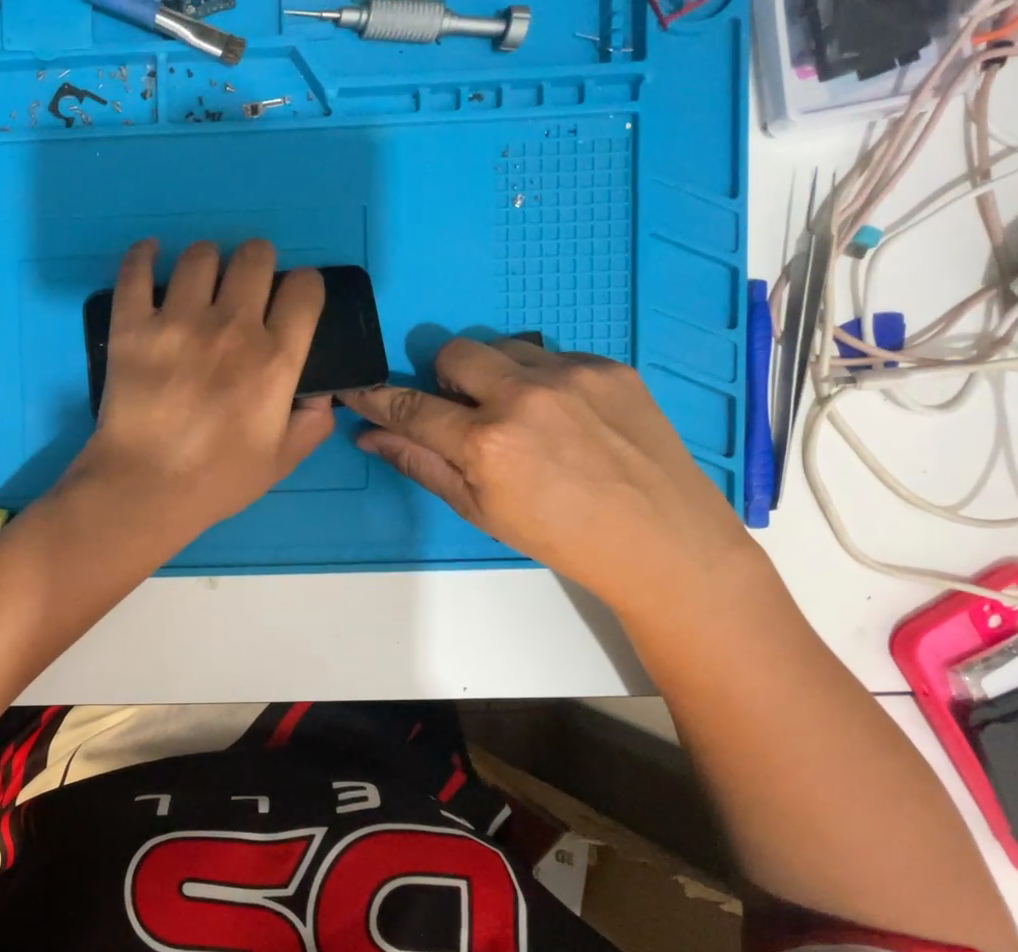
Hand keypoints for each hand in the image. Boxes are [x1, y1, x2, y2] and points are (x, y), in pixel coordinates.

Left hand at [71, 238, 335, 540]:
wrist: (143, 487)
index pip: (304, 288)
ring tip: (199, 283)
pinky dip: (144, 255)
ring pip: (201, 255)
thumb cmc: (216, 481)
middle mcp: (232, 328)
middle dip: (256, 264)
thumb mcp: (280, 462)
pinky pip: (137, 270)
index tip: (290, 301)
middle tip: (242, 289)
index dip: (302, 288)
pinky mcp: (132, 326)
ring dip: (207, 262)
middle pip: (255, 258)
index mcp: (275, 359)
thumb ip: (312, 424)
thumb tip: (321, 394)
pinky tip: (151, 254)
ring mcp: (178, 322)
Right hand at [340, 338, 757, 612]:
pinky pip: (553, 355)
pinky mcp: (610, 366)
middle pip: (455, 353)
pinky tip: (561, 416)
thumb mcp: (478, 509)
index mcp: (486, 443)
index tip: (357, 389)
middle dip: (445, 378)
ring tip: (517, 415)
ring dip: (494, 374)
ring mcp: (572, 375)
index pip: (411, 406)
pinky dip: (541, 379)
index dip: (376, 398)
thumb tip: (371, 436)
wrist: (660, 538)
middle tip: (461, 412)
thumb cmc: (558, 536)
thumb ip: (422, 464)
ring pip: (505, 347)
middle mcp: (525, 396)